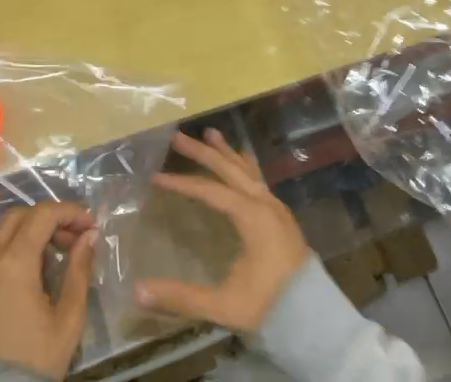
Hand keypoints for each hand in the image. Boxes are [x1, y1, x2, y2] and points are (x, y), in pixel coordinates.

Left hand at [0, 201, 96, 380]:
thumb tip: (89, 236)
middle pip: (17, 217)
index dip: (69, 212)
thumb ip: (79, 271)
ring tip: (36, 258)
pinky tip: (3, 275)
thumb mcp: (67, 321)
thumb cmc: (32, 362)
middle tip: (67, 243)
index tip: (87, 226)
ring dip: (18, 234)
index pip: (43, 214)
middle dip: (46, 221)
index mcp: (14, 263)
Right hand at [134, 128, 310, 332]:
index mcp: (252, 216)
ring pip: (247, 170)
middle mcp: (265, 203)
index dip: (182, 183)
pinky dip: (244, 166)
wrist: (313, 318)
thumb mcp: (223, 305)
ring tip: (211, 133)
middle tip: (178, 136)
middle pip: (230, 169)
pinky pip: (258, 180)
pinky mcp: (281, 217)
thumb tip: (136, 292)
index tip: (155, 177)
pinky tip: (241, 163)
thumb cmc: (269, 307)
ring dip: (227, 153)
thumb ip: (180, 297)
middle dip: (203, 152)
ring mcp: (276, 208)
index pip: (210, 191)